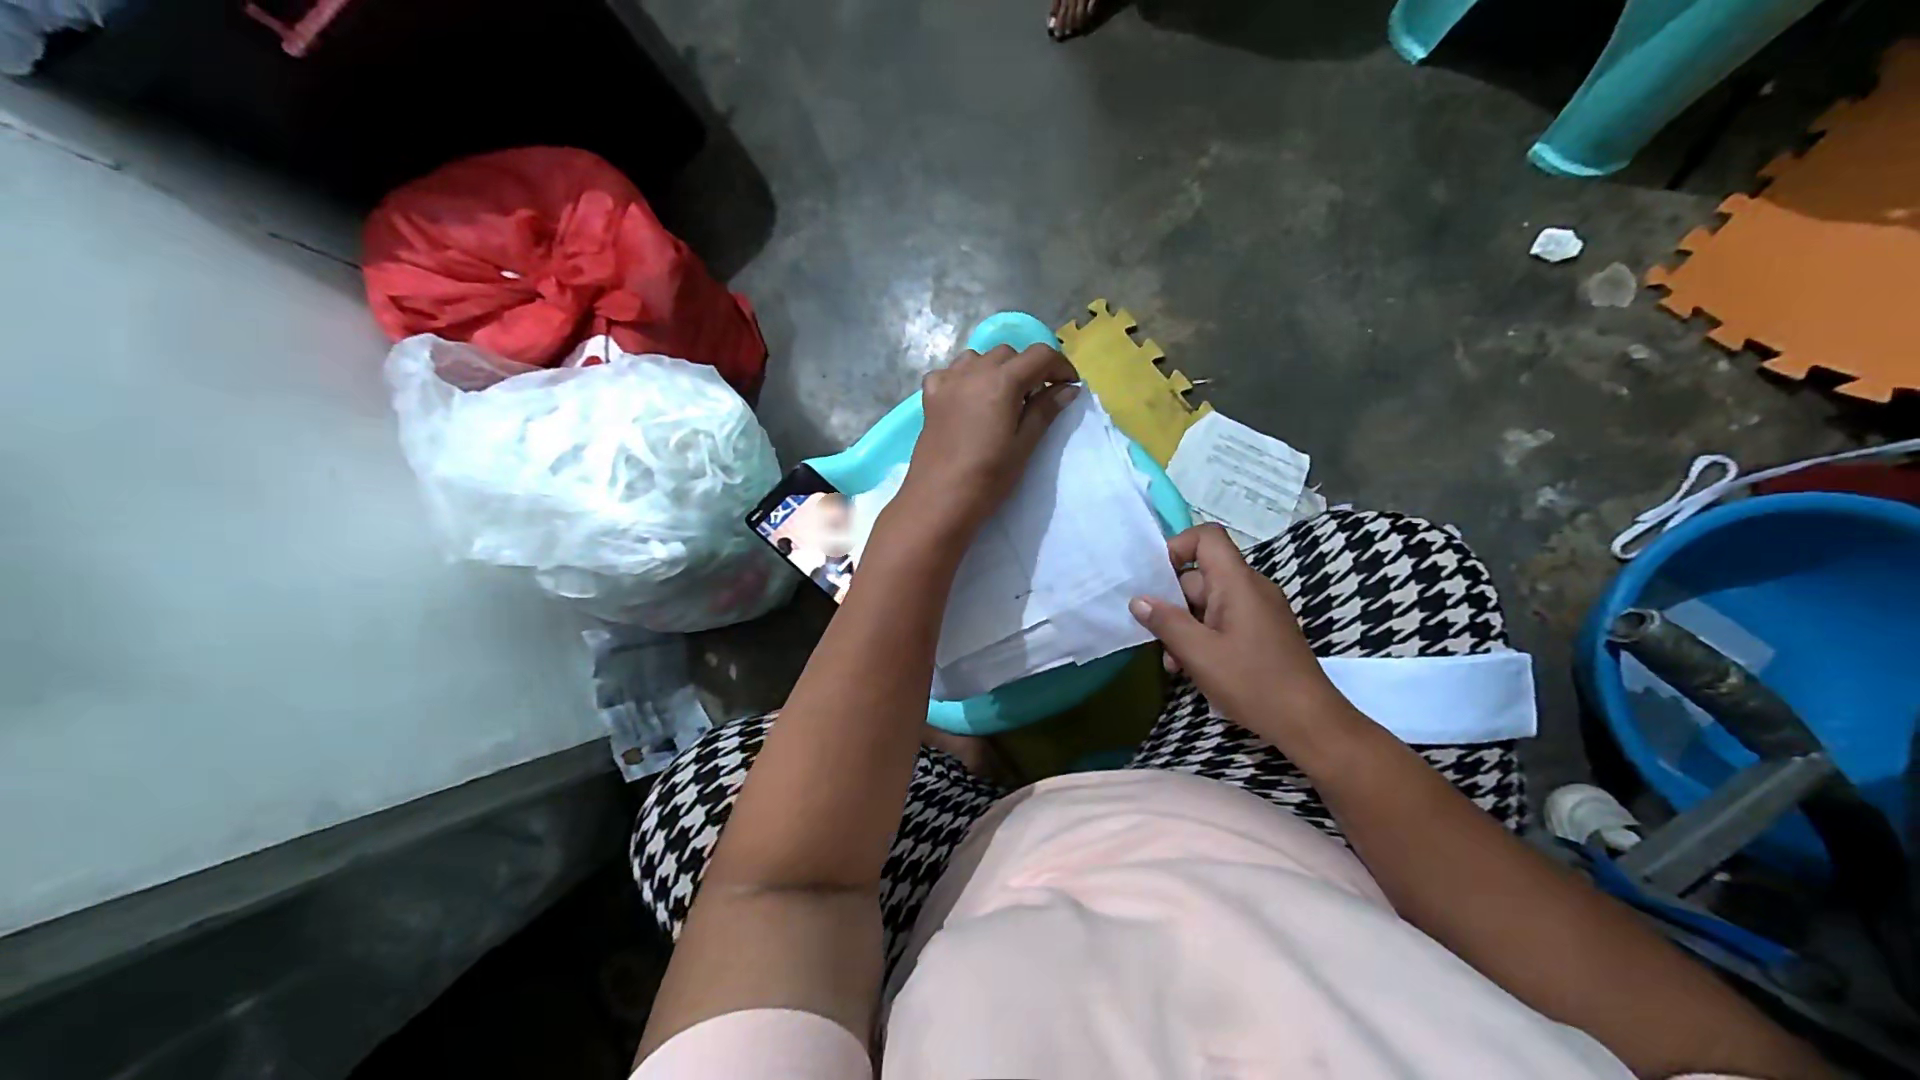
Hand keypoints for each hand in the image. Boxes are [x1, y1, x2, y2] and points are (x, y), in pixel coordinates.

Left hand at [901, 344, 1080, 535]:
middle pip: (1008, 354)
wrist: (938, 500)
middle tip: (1036, 397)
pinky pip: (950, 373)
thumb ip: (1044, 410)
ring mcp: (947, 381)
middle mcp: (973, 371)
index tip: (1068, 386)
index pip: (1039, 355)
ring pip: (978, 358)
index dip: (1059, 366)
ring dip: (996, 370)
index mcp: (1001, 381)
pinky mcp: (930, 397)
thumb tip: (1068, 388)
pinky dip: (964, 378)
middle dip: (1027, 368)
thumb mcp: (1024, 445)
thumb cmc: (988, 478)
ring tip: (1002, 398)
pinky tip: (969, 400)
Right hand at [1129, 525, 1357, 753]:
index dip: (1176, 547)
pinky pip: (1223, 621)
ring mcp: (1258, 611)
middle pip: (1200, 576)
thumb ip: (1166, 622)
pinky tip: (1192, 669)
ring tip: (1174, 664)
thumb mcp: (1199, 654)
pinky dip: (1203, 638)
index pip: (1207, 537)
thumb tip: (1138, 600)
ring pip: (1208, 604)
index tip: (1154, 580)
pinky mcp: (1261, 633)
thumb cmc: (1253, 682)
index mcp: (1238, 583)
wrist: (1309, 723)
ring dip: (1184, 627)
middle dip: (1172, 603)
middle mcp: (1250, 588)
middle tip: (1156, 637)